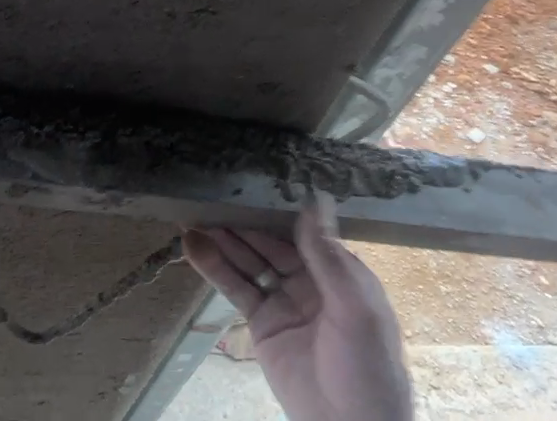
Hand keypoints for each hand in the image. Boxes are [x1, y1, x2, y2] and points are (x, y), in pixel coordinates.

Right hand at [183, 195, 411, 420]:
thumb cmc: (365, 367)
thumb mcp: (354, 308)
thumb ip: (328, 256)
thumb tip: (315, 200)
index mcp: (339, 273)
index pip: (302, 232)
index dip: (274, 211)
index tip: (246, 188)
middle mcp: (310, 282)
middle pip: (269, 244)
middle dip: (241, 225)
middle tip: (207, 201)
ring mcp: (283, 302)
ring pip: (248, 263)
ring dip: (221, 243)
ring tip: (191, 220)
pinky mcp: (262, 323)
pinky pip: (236, 289)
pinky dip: (214, 267)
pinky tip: (193, 248)